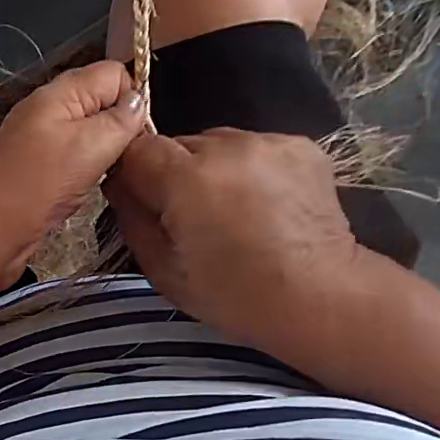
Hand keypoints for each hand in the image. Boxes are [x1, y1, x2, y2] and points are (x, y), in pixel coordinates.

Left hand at [0, 60, 146, 317]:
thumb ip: (120, 118)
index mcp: (59, 93)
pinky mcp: (37, 172)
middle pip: (101, 104)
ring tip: (106, 178)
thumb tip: (139, 100)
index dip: (133, 98)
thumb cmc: (37, 185)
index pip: (113, 73)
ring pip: (90, 136)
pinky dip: (85, 175)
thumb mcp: (89, 145)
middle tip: (126, 161)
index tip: (139, 135)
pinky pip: (74, 162)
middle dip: (121, 128)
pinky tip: (85, 192)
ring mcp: (40, 143)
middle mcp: (49, 111)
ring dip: (104, 156)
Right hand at [104, 127, 378, 348]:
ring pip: (215, 143)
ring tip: (228, 209)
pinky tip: (260, 203)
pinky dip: (247, 169)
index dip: (132, 174)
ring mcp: (268, 142)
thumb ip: (131, 219)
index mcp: (187, 178)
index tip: (141, 201)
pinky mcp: (301, 145)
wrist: (320, 298)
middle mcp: (227, 146)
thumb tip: (120, 186)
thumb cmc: (233, 295)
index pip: (136, 149)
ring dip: (210, 168)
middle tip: (188, 215)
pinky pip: (253, 148)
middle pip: (176, 143)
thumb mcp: (162, 270)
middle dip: (172, 173)